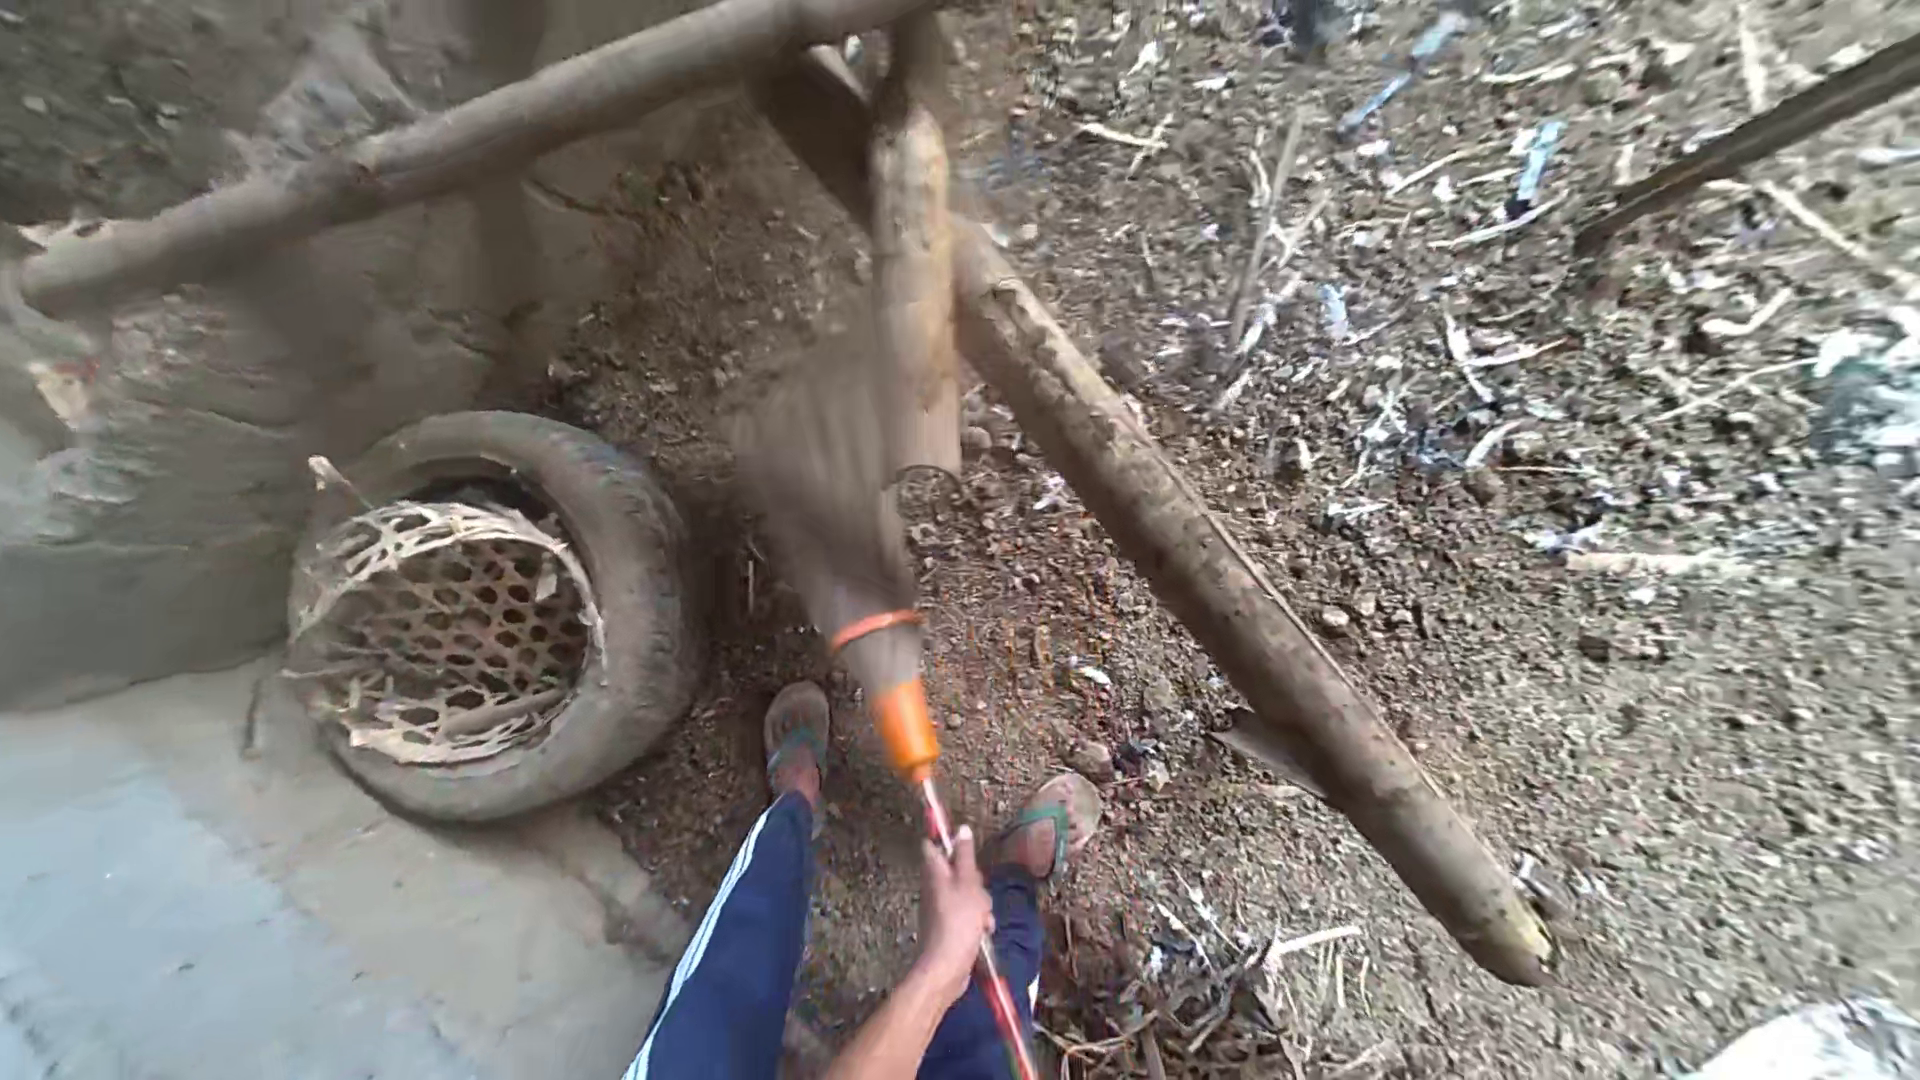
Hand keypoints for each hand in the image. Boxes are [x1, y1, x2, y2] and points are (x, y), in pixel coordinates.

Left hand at [912, 826, 993, 1008]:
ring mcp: (941, 906)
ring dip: (980, 903)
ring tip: (983, 917)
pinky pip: (967, 913)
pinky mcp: (949, 925)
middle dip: (974, 879)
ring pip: (966, 892)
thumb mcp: (967, 883)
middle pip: (957, 869)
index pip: (933, 844)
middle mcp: (934, 885)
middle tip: (978, 890)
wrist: (946, 968)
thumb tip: (961, 828)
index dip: (947, 841)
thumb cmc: (958, 921)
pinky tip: (984, 930)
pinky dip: (977, 920)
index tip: (965, 848)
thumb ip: (965, 856)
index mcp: (934, 871)